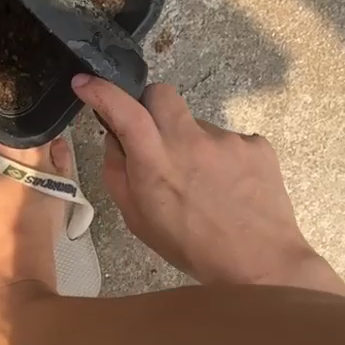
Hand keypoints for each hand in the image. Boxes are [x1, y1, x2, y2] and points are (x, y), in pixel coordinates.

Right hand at [72, 76, 344, 295]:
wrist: (259, 262)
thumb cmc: (188, 246)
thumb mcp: (136, 218)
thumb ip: (117, 173)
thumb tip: (115, 141)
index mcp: (155, 162)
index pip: (124, 111)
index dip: (101, 91)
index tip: (85, 82)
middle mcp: (190, 141)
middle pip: (162, 94)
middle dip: (149, 106)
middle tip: (152, 135)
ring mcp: (227, 140)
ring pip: (196, 125)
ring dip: (190, 144)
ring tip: (202, 184)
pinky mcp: (257, 145)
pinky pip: (228, 142)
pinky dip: (221, 159)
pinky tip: (228, 188)